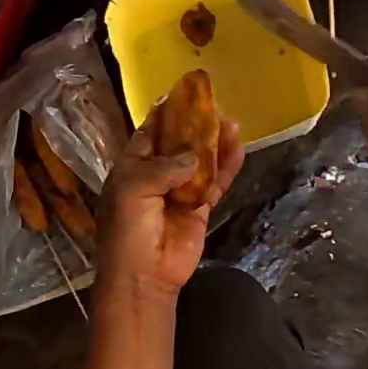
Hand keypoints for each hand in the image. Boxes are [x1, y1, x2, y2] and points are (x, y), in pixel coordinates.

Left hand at [96, 111, 244, 300]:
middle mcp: (155, 177)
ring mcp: (179, 192)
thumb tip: (195, 155)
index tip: (182, 93)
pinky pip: (216, 182)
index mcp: (131, 169)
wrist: (143, 276)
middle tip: (214, 104)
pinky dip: (227, 167)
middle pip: (178, 144)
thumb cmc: (128, 230)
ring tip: (233, 122)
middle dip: (195, 125)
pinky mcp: (200, 209)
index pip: (148, 134)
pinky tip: (239, 148)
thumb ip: (164, 167)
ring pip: (201, 161)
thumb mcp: (134, 190)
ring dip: (215, 143)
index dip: (164, 114)